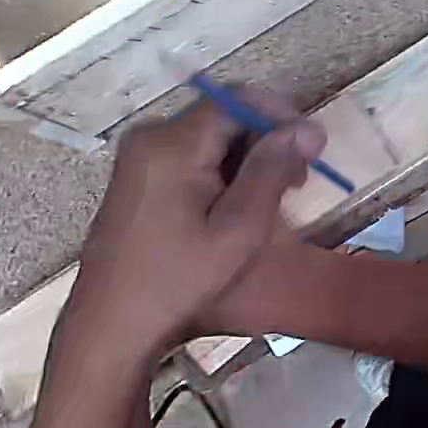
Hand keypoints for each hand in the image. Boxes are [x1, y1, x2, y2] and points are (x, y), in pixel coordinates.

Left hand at [51, 98, 326, 383]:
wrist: (112, 326)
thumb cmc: (180, 281)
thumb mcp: (239, 228)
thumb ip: (272, 170)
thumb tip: (310, 128)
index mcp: (171, 145)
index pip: (238, 101)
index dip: (283, 116)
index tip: (315, 148)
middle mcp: (151, 137)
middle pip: (225, 116)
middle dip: (268, 140)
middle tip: (298, 182)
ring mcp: (140, 156)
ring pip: (212, 136)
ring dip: (249, 157)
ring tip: (275, 197)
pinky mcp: (139, 175)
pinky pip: (193, 154)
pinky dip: (225, 170)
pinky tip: (240, 204)